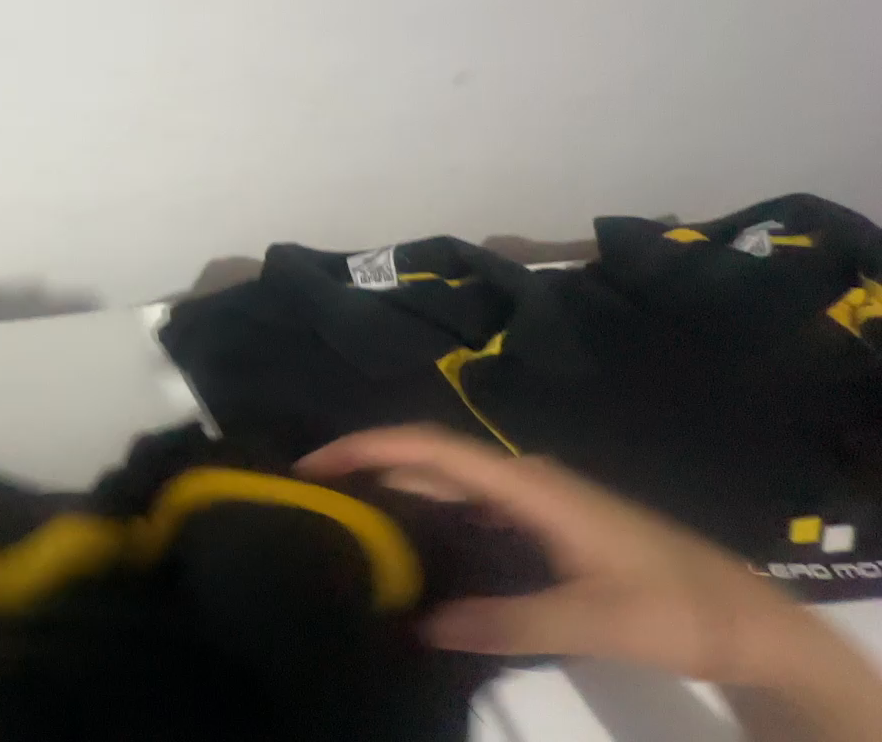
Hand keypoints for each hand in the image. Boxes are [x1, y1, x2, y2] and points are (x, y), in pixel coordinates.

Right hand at [295, 425, 809, 683]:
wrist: (758, 623)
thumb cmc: (678, 608)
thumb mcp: (597, 620)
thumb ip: (508, 620)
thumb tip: (421, 625)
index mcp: (527, 485)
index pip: (429, 448)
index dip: (367, 447)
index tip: (315, 465)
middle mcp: (521, 479)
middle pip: (427, 457)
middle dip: (367, 465)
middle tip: (314, 495)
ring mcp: (530, 497)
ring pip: (444, 478)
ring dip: (392, 486)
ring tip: (347, 514)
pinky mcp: (538, 518)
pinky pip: (462, 500)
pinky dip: (421, 507)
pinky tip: (407, 540)